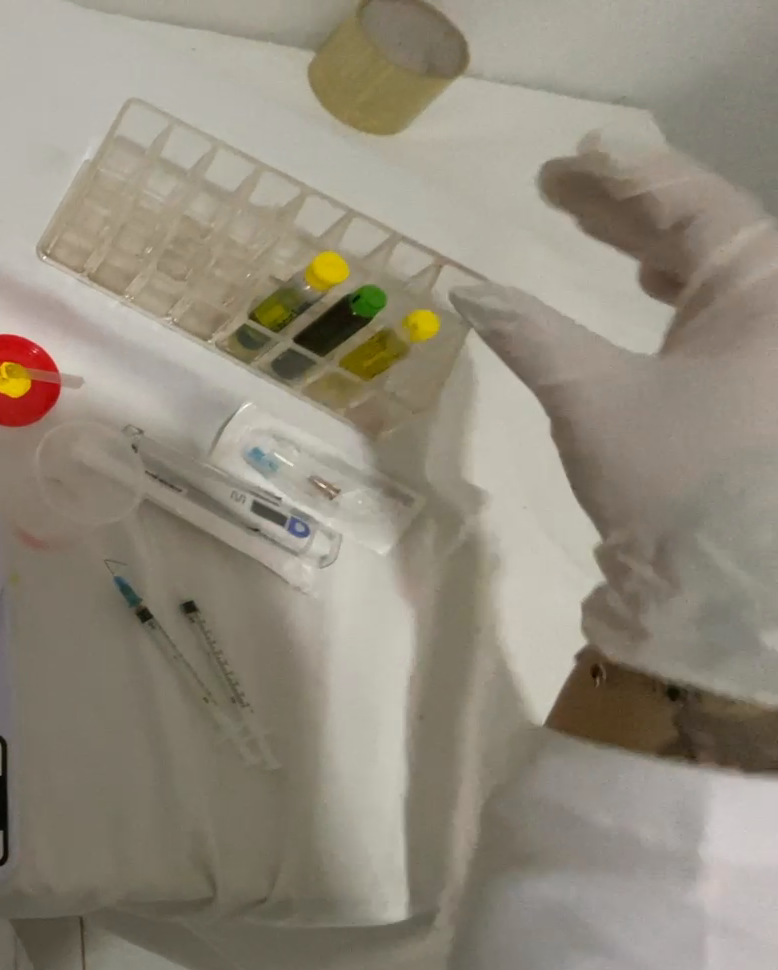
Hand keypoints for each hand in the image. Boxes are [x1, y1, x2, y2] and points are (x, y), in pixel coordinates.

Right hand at [453, 136, 777, 706]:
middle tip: (559, 182)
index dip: (628, 178)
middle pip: (705, 228)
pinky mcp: (761, 372)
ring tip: (591, 219)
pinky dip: (675, 282)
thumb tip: (467, 290)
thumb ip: (529, 334)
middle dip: (627, 204)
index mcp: (762, 290)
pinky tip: (647, 279)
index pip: (691, 208)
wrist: (727, 568)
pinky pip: (724, 301)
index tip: (575, 157)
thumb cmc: (668, 473)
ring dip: (647, 240)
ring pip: (714, 264)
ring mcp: (775, 338)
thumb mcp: (589, 397)